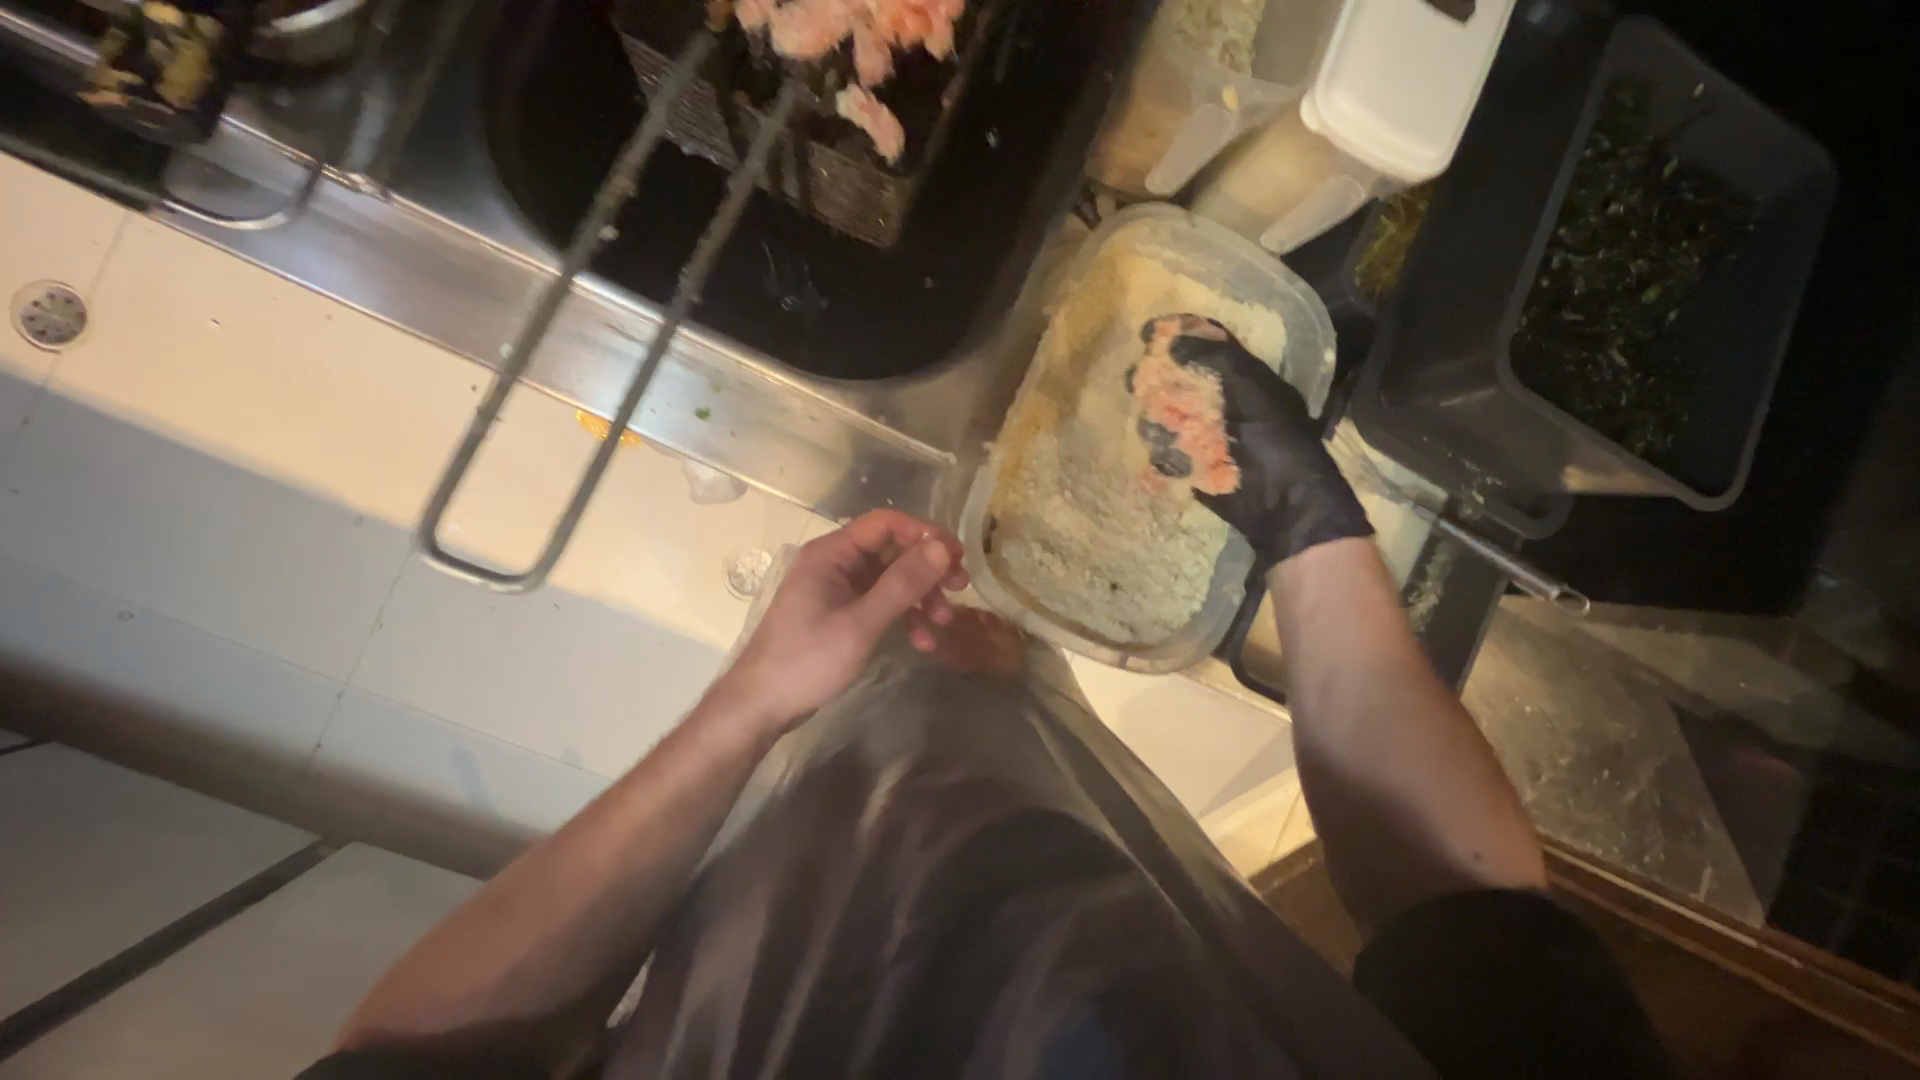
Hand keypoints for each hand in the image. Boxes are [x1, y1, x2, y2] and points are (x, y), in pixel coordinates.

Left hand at [713, 509, 968, 733]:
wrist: (761, 706)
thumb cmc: (807, 660)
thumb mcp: (861, 623)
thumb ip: (902, 584)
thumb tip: (942, 549)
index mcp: (831, 553)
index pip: (885, 524)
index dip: (924, 534)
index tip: (957, 556)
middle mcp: (834, 564)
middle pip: (891, 551)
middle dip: (927, 570)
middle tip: (959, 588)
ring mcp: (837, 590)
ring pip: (890, 580)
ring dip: (920, 597)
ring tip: (943, 623)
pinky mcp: (841, 615)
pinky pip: (880, 604)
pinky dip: (904, 618)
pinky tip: (922, 642)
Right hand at [1137, 314, 1371, 566]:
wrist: (1284, 504)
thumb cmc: (1277, 440)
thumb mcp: (1254, 389)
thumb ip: (1216, 360)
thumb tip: (1173, 343)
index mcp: (1243, 377)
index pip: (1208, 343)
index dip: (1179, 332)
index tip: (1146, 332)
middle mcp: (1222, 401)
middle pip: (1179, 379)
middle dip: (1155, 377)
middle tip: (1135, 379)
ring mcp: (1206, 435)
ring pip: (1166, 416)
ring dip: (1154, 418)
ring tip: (1154, 426)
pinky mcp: (1194, 466)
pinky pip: (1166, 453)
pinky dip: (1162, 454)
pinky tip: (1166, 457)